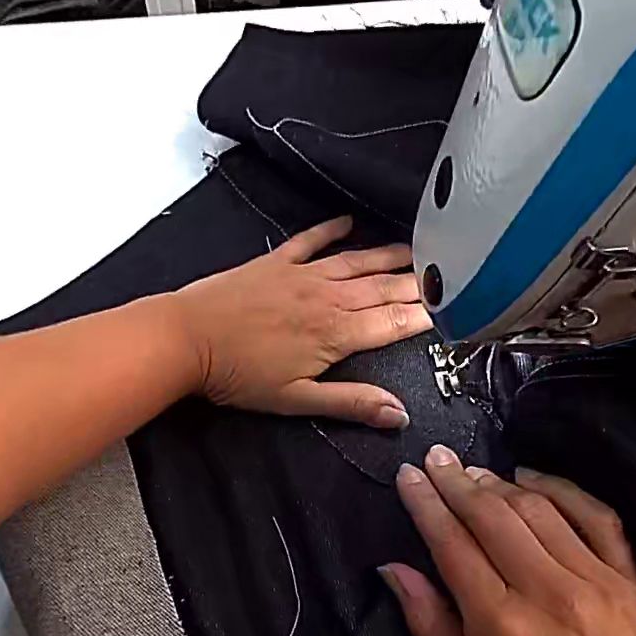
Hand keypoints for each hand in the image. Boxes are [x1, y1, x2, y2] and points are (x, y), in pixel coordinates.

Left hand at [170, 216, 433, 428]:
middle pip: (383, 288)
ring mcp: (302, 275)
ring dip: (388, 256)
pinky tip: (348, 222)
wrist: (185, 338)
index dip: (424, 316)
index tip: (450, 310)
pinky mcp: (276, 262)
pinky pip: (311, 241)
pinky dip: (331, 230)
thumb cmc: (240, 376)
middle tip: (445, 277)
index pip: (393, 321)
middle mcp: (328, 297)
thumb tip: (398, 414)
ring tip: (416, 250)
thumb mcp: (298, 400)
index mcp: (337, 333)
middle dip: (417, 284)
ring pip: (357, 262)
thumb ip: (351, 402)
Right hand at [381, 446, 635, 635]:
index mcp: (499, 623)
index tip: (409, 477)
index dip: (426, 504)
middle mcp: (543, 589)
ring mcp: (591, 578)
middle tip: (435, 458)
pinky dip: (560, 488)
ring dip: (498, 482)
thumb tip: (394, 572)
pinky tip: (533, 478)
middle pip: (490, 516)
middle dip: (456, 481)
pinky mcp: (628, 577)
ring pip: (535, 509)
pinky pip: (594, 515)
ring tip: (474, 470)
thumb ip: (431, 628)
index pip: (452, 543)